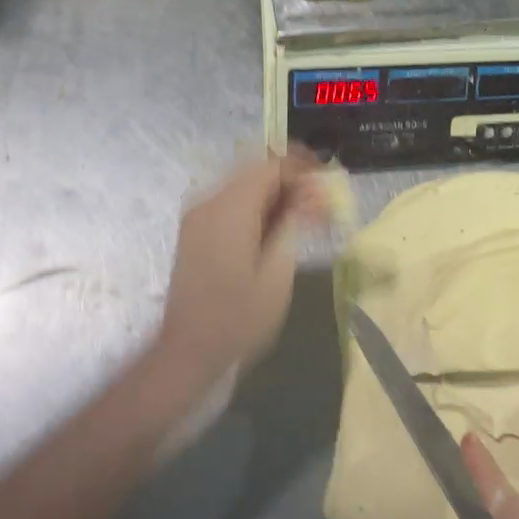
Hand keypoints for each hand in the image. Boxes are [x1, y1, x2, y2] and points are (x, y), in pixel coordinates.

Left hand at [156, 149, 324, 380]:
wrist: (189, 353)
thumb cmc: (239, 318)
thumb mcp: (278, 271)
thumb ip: (295, 222)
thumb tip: (314, 191)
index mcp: (229, 207)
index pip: (270, 165)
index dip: (303, 168)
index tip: (329, 182)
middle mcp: (208, 202)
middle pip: (255, 170)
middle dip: (291, 178)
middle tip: (321, 199)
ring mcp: (197, 216)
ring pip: (243, 185)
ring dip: (275, 192)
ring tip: (305, 214)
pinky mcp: (195, 232)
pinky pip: (230, 203)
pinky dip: (256, 206)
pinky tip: (277, 227)